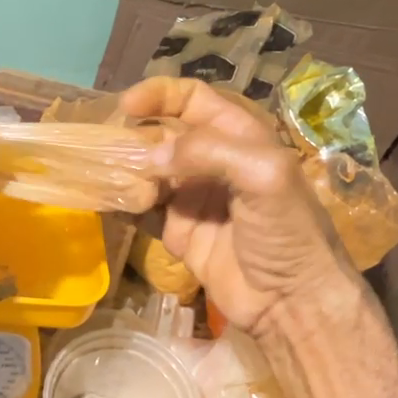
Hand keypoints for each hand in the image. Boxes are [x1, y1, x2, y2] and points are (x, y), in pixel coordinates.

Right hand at [119, 77, 358, 335]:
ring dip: (126, 173)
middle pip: (162, 135)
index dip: (160, 95)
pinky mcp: (178, 233)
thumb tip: (149, 155)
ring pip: (148, 173)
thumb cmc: (288, 232)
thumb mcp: (262, 177)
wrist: (291, 302)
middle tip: (109, 152)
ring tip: (114, 184)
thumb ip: (207, 152)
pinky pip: (143, 211)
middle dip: (135, 139)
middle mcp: (213, 163)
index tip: (127, 105)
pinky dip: (123, 205)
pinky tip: (107, 203)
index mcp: (239, 138)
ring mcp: (193, 199)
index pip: (193, 100)